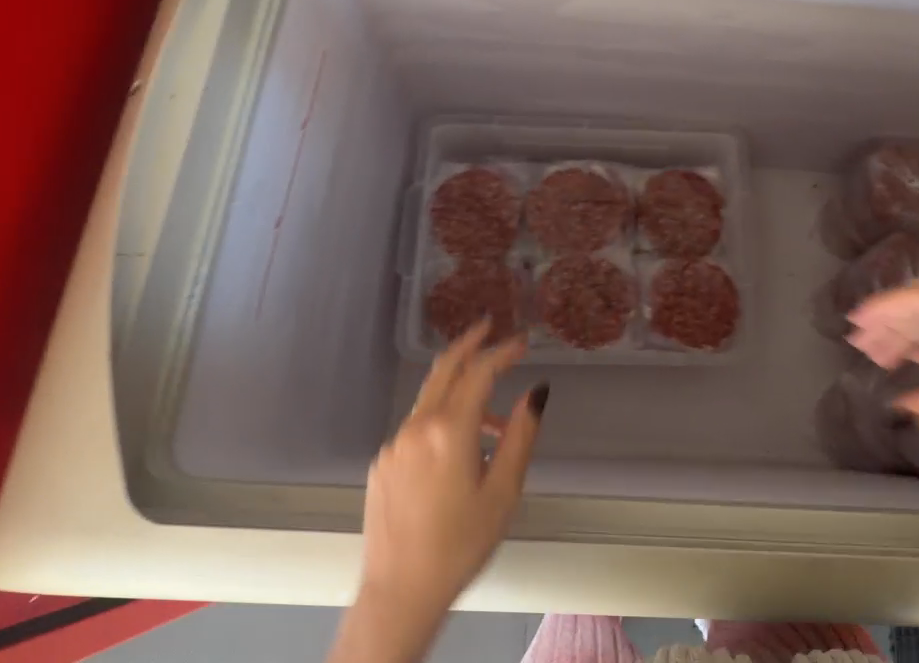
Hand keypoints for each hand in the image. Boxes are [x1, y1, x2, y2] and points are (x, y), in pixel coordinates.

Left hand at [359, 321, 546, 614]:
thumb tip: (535, 394)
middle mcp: (417, 427)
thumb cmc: (460, 545)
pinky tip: (459, 452)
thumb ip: (520, 436)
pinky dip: (441, 420)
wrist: (399, 591)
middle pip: (444, 370)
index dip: (502, 352)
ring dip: (460, 391)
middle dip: (469, 344)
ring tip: (493, 420)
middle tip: (488, 327)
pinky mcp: (383, 463)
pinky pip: (417, 427)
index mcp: (449, 431)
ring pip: (430, 400)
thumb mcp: (504, 492)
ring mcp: (395, 444)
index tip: (521, 341)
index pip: (479, 372)